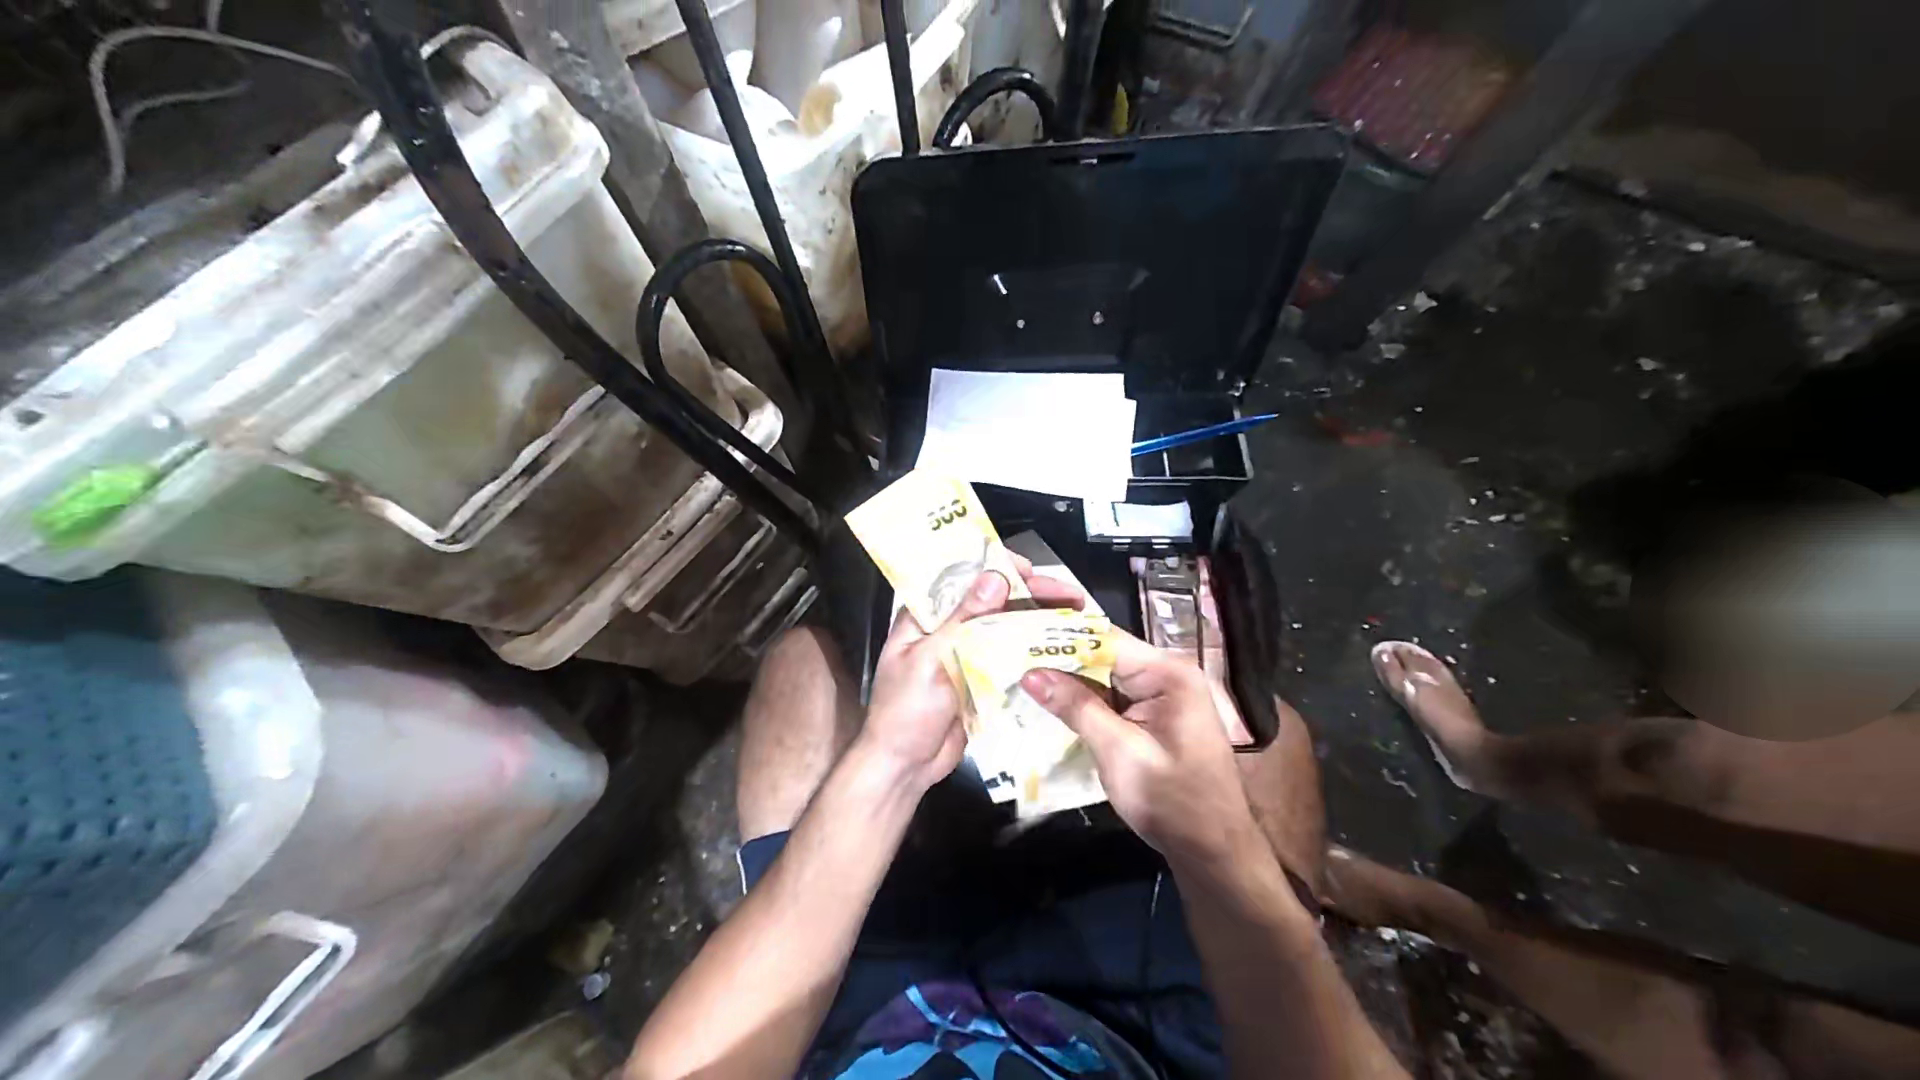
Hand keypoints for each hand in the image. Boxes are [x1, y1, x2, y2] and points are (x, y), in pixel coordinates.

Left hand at [862, 555, 1085, 791]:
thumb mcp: (929, 660)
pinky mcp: (982, 677)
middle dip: (1029, 593)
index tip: (1028, 569)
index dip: (996, 567)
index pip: (962, 577)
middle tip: (1067, 594)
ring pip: (1005, 626)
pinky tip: (1061, 646)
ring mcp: (967, 653)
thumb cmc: (904, 711)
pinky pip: (1010, 656)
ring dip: (1037, 618)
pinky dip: (1033, 648)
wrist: (904, 766)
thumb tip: (993, 578)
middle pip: (992, 600)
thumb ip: (962, 620)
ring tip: (1074, 614)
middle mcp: (947, 628)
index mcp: (925, 616)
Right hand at [1021, 633, 1261, 869]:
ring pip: (1102, 678)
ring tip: (1017, 677)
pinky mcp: (1151, 717)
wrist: (1213, 852)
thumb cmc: (1173, 801)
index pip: (1106, 640)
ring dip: (1066, 683)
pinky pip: (1109, 699)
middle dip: (1058, 661)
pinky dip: (1081, 703)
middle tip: (1008, 660)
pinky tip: (1046, 704)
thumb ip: (1077, 708)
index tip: (1017, 638)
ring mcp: (1160, 696)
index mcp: (1169, 674)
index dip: (1061, 639)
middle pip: (1102, 656)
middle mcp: (1166, 675)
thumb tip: (1030, 674)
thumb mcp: (1120, 753)